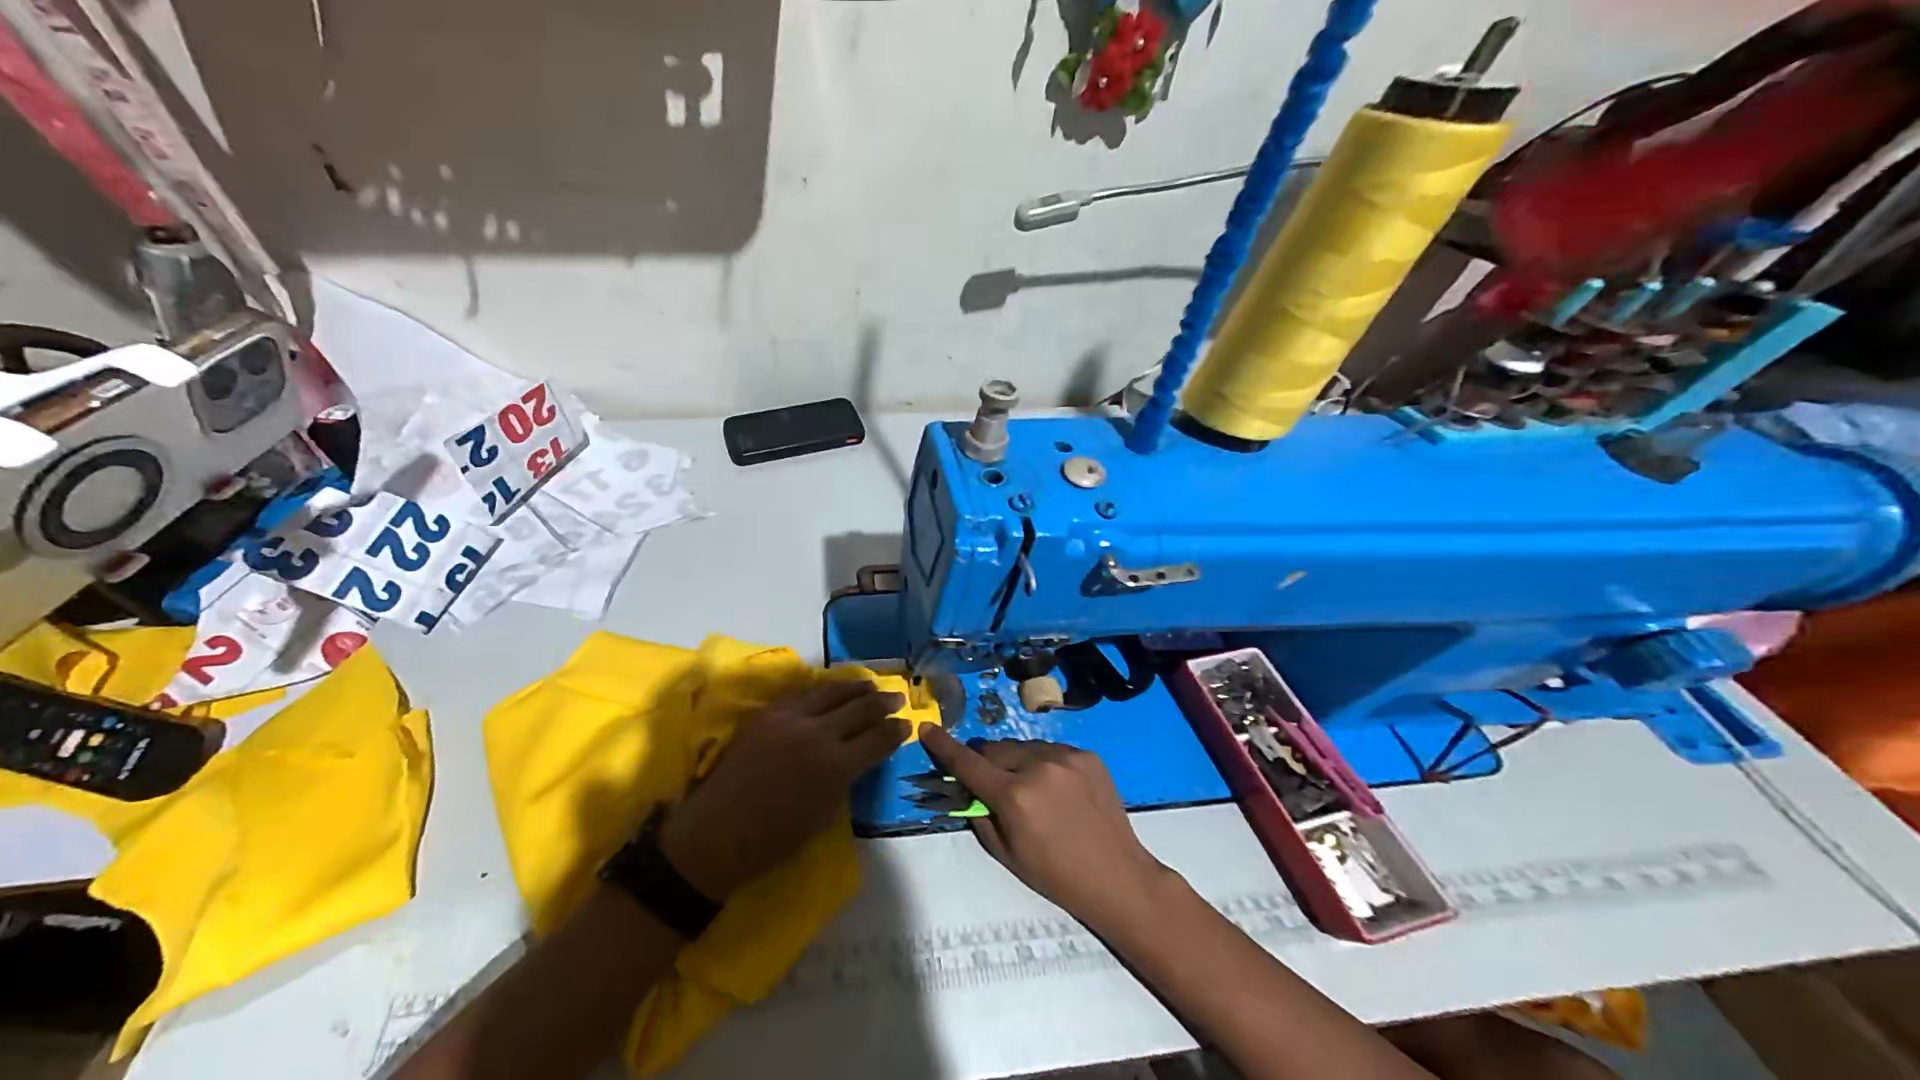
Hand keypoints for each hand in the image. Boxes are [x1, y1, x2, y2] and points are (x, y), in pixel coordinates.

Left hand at [658, 681, 908, 898]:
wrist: (716, 834)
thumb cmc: (774, 840)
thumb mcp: (824, 812)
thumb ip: (845, 778)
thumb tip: (858, 757)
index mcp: (836, 766)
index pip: (878, 739)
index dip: (896, 731)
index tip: (907, 724)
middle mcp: (817, 735)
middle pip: (860, 708)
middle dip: (882, 703)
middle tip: (897, 698)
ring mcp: (790, 719)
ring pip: (831, 692)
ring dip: (855, 688)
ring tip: (869, 685)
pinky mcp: (767, 714)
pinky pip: (803, 695)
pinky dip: (823, 691)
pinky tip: (831, 691)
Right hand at [921, 726, 1171, 928]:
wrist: (1116, 875)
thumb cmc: (1055, 874)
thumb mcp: (1005, 854)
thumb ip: (979, 815)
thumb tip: (966, 789)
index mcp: (1014, 796)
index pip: (968, 763)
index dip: (943, 746)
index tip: (927, 729)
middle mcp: (1038, 767)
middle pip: (994, 748)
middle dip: (985, 761)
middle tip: (991, 782)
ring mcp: (1066, 757)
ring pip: (1023, 746)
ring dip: (1016, 760)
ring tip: (1031, 789)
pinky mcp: (1087, 755)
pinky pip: (1051, 749)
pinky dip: (1044, 762)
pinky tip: (1057, 788)